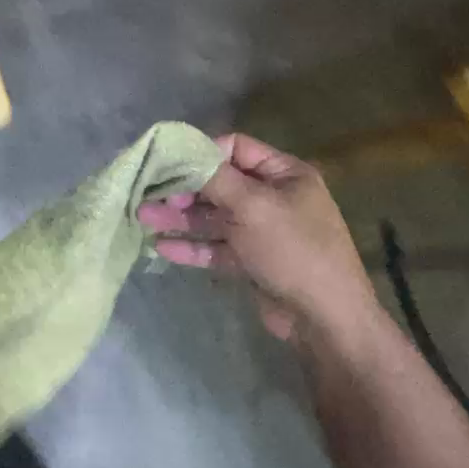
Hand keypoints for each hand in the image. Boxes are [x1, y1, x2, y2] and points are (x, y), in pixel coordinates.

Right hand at [138, 133, 376, 344]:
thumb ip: (213, 178)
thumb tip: (179, 152)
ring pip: (213, 217)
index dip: (202, 153)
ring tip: (143, 219)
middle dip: (183, 189)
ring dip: (180, 217)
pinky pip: (216, 246)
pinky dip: (192, 245)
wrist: (325, 319)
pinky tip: (162, 247)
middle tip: (150, 195)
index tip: (168, 164)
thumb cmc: (293, 250)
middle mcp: (273, 197)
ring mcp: (262, 231)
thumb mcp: (253, 206)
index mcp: (284, 174)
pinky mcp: (251, 260)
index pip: (235, 148)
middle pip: (219, 183)